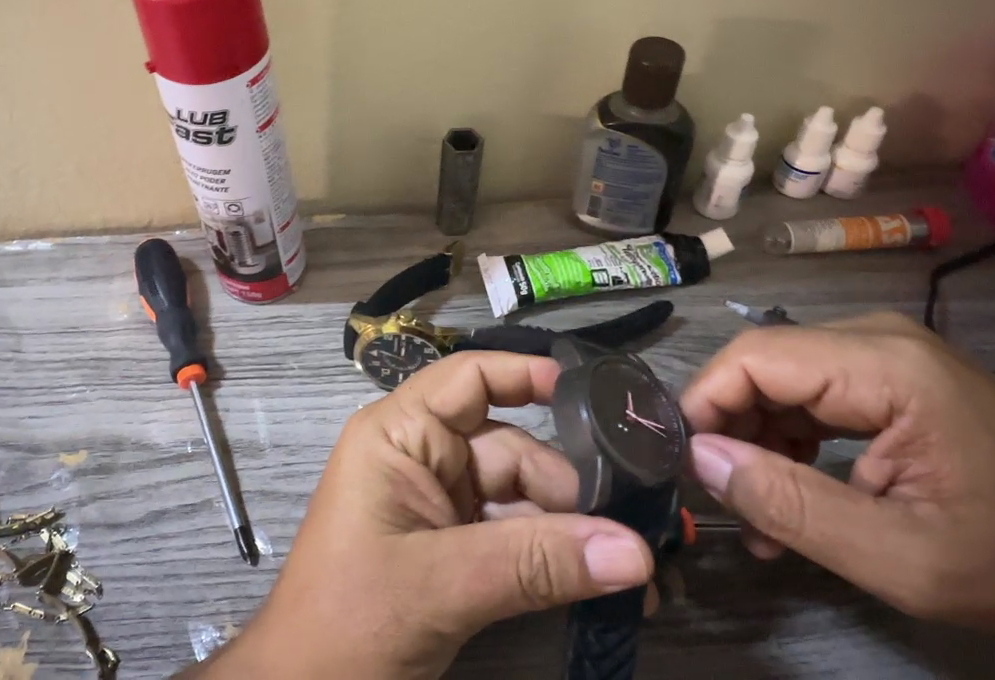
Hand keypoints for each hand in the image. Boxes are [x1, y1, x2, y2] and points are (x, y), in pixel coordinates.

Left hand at [188, 352, 653, 679]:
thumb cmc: (349, 619)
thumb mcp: (440, 583)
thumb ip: (535, 562)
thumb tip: (635, 551)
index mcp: (400, 435)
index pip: (469, 378)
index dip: (528, 375)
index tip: (598, 396)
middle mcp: (424, 459)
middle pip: (514, 448)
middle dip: (574, 486)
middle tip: (646, 523)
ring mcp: (442, 508)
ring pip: (525, 498)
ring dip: (578, 531)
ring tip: (645, 566)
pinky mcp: (457, 554)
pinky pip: (520, 541)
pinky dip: (561, 561)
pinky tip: (611, 584)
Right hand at [679, 313, 994, 676]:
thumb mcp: (901, 557)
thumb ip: (792, 506)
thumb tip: (697, 459)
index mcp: (887, 367)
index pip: (755, 356)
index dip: (704, 402)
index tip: (682, 466)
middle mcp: (878, 340)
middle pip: (764, 364)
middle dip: (729, 429)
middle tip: (719, 502)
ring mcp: (887, 355)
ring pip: (782, 380)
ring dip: (757, 442)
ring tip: (758, 518)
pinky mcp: (892, 378)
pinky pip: (813, 395)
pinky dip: (790, 442)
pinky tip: (792, 497)